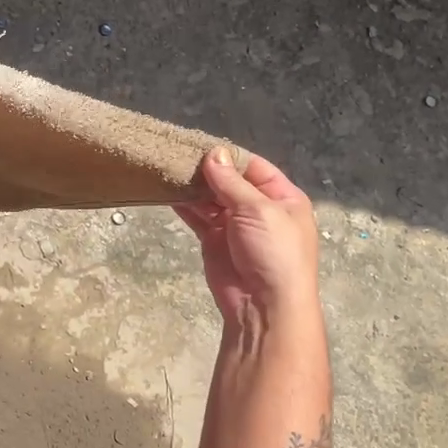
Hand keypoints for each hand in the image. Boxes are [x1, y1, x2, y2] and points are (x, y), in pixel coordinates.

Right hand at [175, 148, 320, 325]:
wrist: (263, 302)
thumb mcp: (258, 210)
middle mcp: (259, 208)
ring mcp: (234, 224)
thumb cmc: (274, 252)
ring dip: (191, 186)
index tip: (198, 145)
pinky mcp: (214, 239)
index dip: (228, 156)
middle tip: (175, 155)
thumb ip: (232, 182)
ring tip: (166, 169)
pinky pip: (197, 216)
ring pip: (209, 198)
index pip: (253, 167)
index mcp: (282, 197)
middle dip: (205, 170)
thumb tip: (214, 153)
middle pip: (229, 181)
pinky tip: (165, 191)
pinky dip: (182, 205)